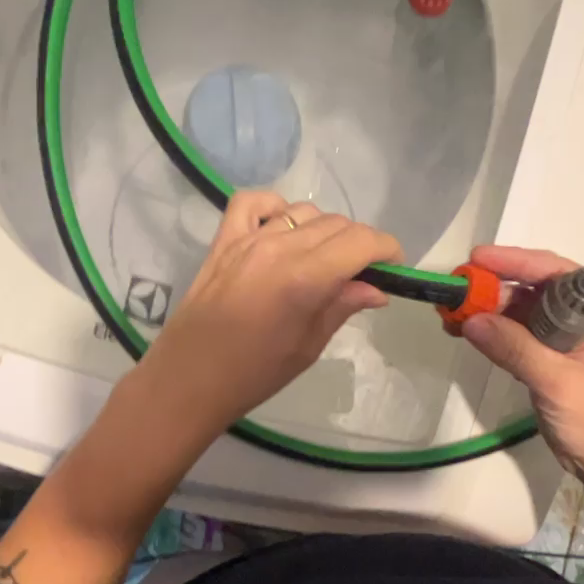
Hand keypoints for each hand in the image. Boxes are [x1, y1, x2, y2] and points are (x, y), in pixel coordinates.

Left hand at [126, 191, 395, 437]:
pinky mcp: (223, 241)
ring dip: (324, 230)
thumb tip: (377, 289)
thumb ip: (341, 307)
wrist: (189, 380)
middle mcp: (279, 248)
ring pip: (303, 212)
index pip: (361, 242)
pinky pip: (252, 203)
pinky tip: (283, 228)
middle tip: (362, 274)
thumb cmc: (253, 375)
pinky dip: (275, 207)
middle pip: (337, 224)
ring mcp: (248, 240)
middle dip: (360, 244)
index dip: (386, 250)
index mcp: (304, 278)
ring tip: (325, 260)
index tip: (394, 267)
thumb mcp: (307, 347)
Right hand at [459, 246, 583, 477]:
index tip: (477, 258)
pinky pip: (529, 338)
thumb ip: (514, 348)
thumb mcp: (557, 383)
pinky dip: (502, 335)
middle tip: (459, 288)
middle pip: (543, 291)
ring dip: (496, 313)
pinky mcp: (563, 361)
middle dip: (500, 290)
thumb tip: (470, 321)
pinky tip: (473, 332)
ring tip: (456, 311)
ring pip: (532, 314)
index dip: (516, 263)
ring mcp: (580, 340)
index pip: (560, 273)